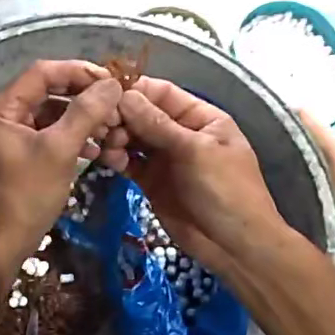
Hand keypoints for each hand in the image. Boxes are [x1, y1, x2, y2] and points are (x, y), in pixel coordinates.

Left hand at [0, 60, 122, 270]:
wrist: (4, 242)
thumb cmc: (27, 195)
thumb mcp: (60, 150)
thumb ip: (86, 113)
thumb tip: (112, 84)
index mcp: (1, 107)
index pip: (44, 72)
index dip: (79, 72)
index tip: (112, 82)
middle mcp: (2, 114)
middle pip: (49, 90)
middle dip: (84, 98)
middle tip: (116, 107)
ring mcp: (11, 134)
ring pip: (53, 113)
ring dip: (82, 119)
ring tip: (110, 131)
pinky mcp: (21, 152)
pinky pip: (50, 133)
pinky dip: (73, 137)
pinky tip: (96, 149)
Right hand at [118, 77, 279, 274]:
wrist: (233, 244)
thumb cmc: (226, 190)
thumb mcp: (195, 151)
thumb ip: (158, 124)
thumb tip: (125, 96)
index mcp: (200, 117)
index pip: (162, 93)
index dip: (134, 90)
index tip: (105, 94)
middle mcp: (180, 133)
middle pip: (142, 114)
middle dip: (120, 116)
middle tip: (101, 125)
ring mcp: (164, 158)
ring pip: (132, 138)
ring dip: (115, 138)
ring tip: (104, 145)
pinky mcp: (151, 181)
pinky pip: (129, 163)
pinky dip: (116, 159)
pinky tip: (107, 159)